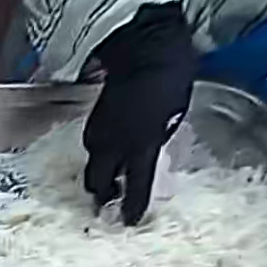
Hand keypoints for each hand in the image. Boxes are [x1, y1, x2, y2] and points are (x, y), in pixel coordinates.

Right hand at [83, 3, 196, 225]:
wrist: (145, 45)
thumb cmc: (170, 76)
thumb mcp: (173, 116)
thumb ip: (156, 142)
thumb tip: (144, 156)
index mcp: (141, 146)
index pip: (135, 188)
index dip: (132, 208)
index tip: (129, 221)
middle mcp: (114, 146)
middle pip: (98, 185)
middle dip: (104, 196)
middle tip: (112, 201)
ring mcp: (99, 134)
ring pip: (93, 167)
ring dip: (101, 175)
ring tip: (111, 177)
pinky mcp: (92, 122)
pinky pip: (94, 147)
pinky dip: (101, 153)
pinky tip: (111, 149)